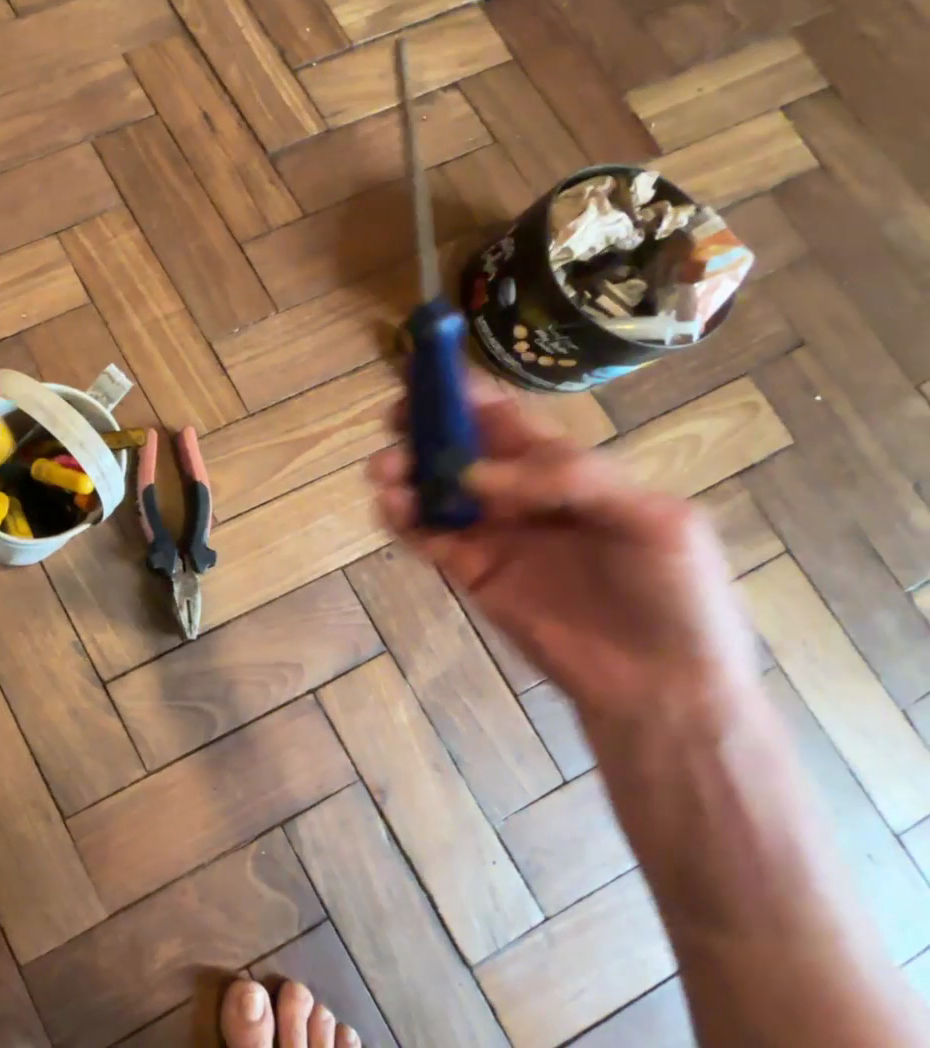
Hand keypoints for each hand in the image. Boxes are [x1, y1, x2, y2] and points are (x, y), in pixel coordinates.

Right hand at [367, 385, 758, 724]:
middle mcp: (521, 495)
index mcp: (568, 472)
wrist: (660, 683)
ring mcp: (491, 533)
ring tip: (384, 473)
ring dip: (405, 473)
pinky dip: (401, 519)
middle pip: (460, 449)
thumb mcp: (652, 518)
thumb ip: (570, 481)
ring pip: (434, 490)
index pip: (509, 422)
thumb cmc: (674, 595)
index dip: (469, 395)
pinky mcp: (468, 571)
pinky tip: (391, 507)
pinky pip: (425, 536)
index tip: (428, 373)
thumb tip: (472, 475)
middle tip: (393, 422)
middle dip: (424, 429)